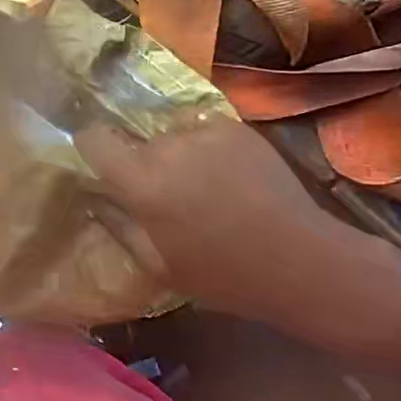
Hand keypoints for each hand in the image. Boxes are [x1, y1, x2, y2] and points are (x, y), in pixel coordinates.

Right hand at [73, 119, 354, 317]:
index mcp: (140, 182)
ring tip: (199, 180)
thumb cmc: (224, 274)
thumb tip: (91, 195)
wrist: (309, 264)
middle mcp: (166, 148)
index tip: (104, 165)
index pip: (92, 137)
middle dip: (140, 158)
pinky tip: (224, 171)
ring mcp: (203, 133)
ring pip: (167, 132)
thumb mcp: (157, 264)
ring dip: (172, 150)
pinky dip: (203, 143)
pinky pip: (199, 126)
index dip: (94, 148)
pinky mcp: (235, 128)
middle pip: (133, 138)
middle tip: (162, 188)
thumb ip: (116, 224)